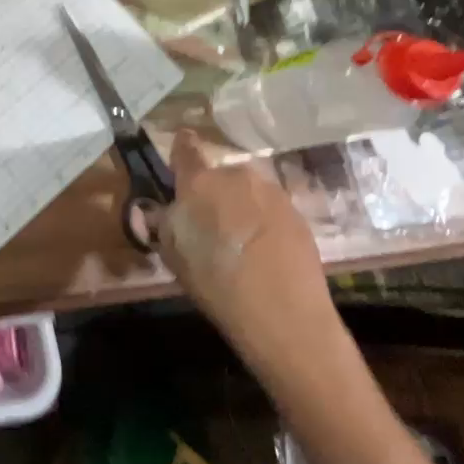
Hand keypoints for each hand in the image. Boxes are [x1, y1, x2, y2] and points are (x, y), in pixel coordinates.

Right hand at [158, 133, 339, 366]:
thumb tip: (166, 209)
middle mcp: (237, 177)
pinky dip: (263, 221)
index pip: (185, 148)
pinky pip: (270, 208)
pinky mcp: (299, 214)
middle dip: (212, 191)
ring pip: (247, 191)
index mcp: (199, 182)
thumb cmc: (215, 282)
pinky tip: (263, 250)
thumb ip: (164, 221)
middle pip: (219, 174)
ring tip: (239, 240)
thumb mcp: (171, 253)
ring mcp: (272, 193)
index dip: (180, 149)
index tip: (178, 157)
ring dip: (240, 206)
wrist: (284, 316)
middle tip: (209, 221)